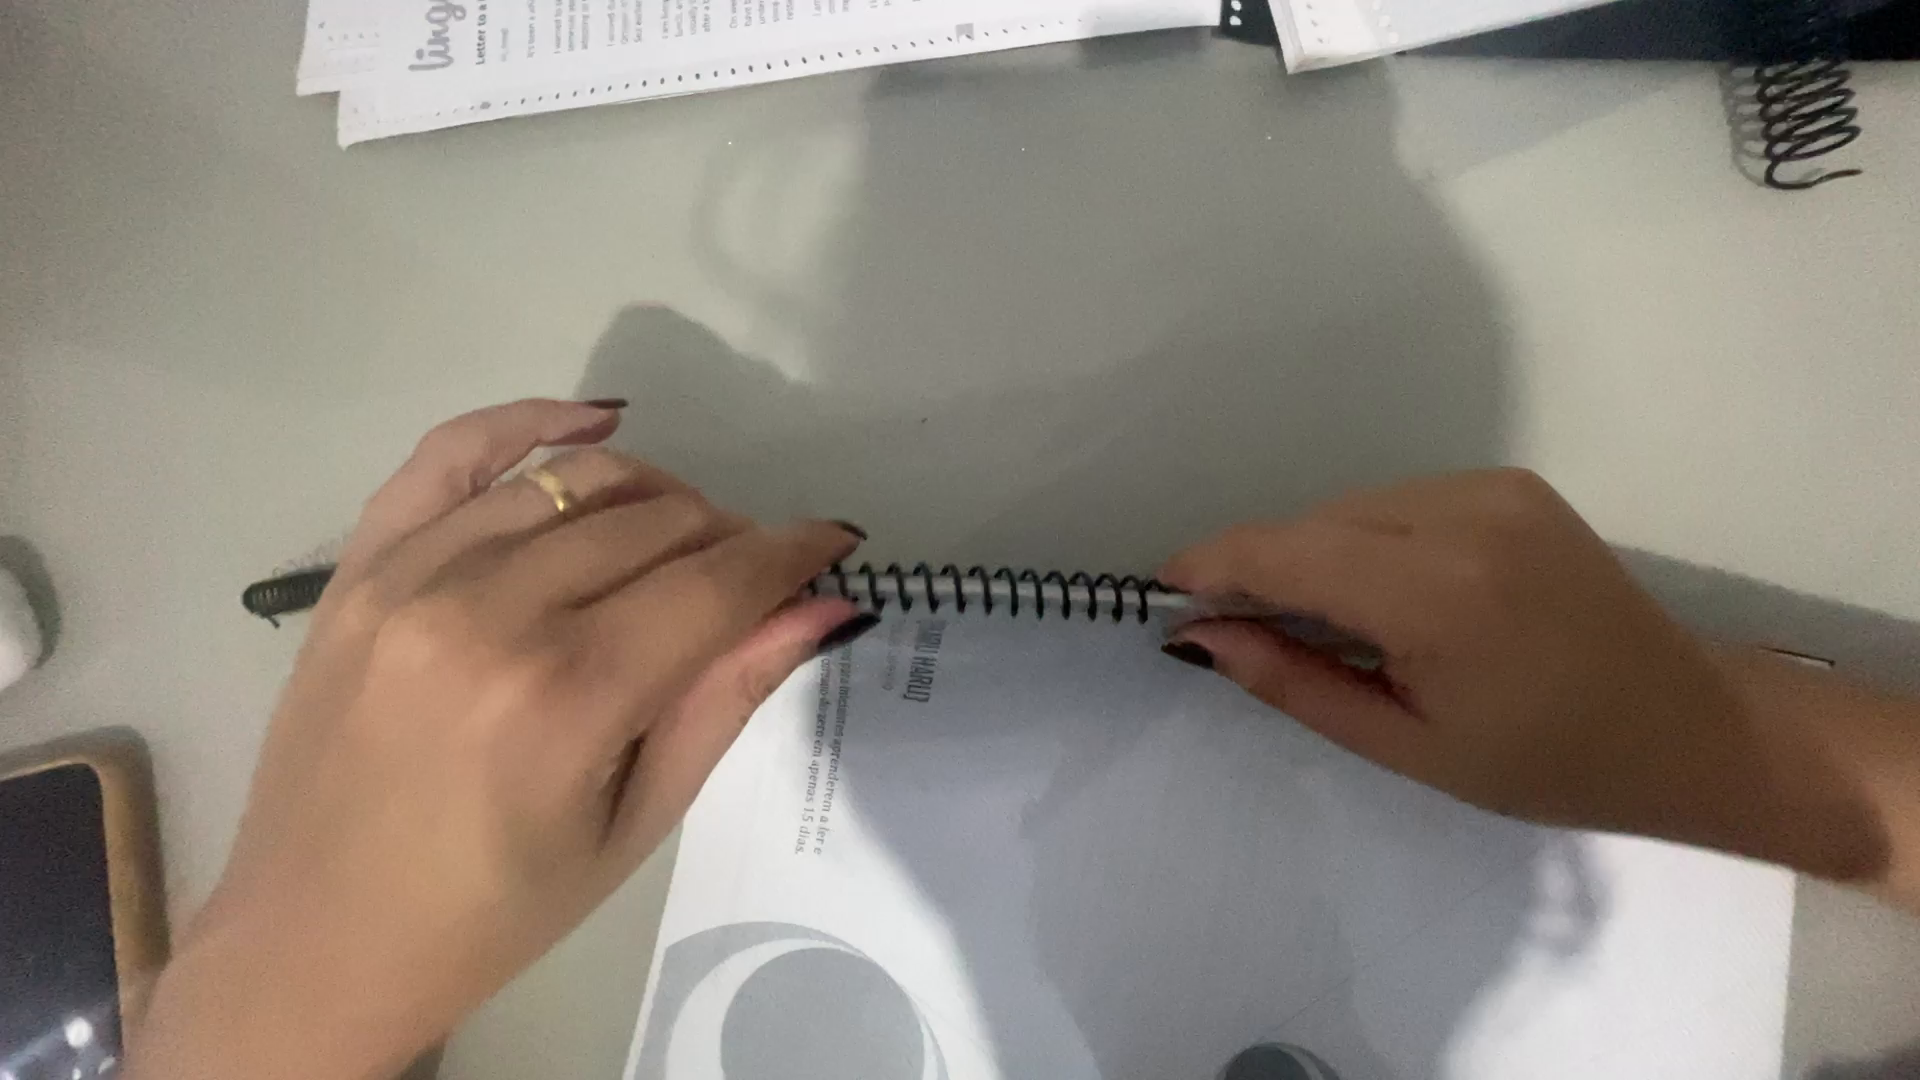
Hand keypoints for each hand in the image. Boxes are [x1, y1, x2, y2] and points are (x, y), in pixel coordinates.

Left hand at [132, 400, 867, 1079]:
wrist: (316, 944)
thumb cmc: (506, 903)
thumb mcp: (644, 816)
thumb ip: (732, 694)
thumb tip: (825, 606)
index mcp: (567, 697)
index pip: (717, 585)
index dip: (792, 554)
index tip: (835, 539)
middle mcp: (489, 614)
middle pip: (661, 524)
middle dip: (736, 537)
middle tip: (757, 576)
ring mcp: (412, 577)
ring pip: (583, 480)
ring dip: (664, 495)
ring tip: (689, 535)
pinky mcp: (361, 566)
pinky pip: (454, 452)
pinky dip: (533, 420)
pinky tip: (596, 422)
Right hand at [1160, 469, 1888, 883]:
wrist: (1699, 729)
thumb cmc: (1546, 763)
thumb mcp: (1400, 745)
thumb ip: (1286, 680)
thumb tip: (1196, 634)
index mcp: (1442, 595)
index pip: (1285, 552)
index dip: (1210, 564)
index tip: (1164, 591)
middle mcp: (1464, 516)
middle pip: (1305, 526)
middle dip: (1254, 570)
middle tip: (1235, 626)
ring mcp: (1489, 489)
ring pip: (1338, 510)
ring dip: (1304, 556)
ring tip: (1320, 619)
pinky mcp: (1501, 482)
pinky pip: (1383, 503)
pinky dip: (1351, 542)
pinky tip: (1374, 591)